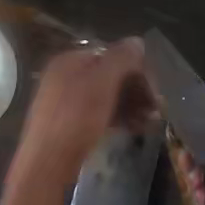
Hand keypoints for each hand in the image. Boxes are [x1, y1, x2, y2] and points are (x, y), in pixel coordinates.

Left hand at [12, 38, 147, 184]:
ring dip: (130, 105)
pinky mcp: (67, 125)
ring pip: (105, 97)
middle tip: (157, 108)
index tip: (156, 89)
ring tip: (151, 121)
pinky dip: (117, 118)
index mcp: (70, 60)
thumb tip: (137, 40)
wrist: (46, 164)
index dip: (136, 69)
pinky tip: (134, 129)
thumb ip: (120, 59)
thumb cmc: (75, 118)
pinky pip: (97, 114)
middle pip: (109, 76)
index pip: (111, 55)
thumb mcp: (102, 83)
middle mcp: (64, 76)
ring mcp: (64, 102)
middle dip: (136, 89)